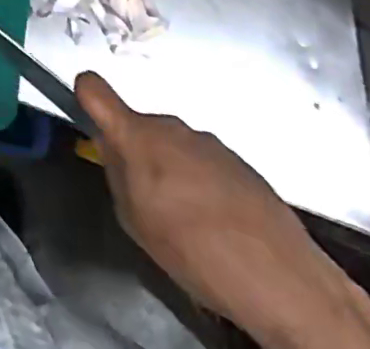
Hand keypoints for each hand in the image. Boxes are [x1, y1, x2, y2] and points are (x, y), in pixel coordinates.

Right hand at [76, 73, 369, 348]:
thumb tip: (114, 151)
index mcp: (137, 137)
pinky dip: (200, 182)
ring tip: (186, 220)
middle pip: (138, 127)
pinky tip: (215, 224)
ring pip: (173, 145)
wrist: (285, 279)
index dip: (84, 95)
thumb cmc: (194, 252)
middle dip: (135, 153)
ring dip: (171, 170)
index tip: (85, 112)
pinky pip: (203, 162)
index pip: (95, 90)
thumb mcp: (134, 221)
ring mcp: (210, 142)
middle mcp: (172, 127)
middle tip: (145, 199)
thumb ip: (117, 176)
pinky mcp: (240, 161)